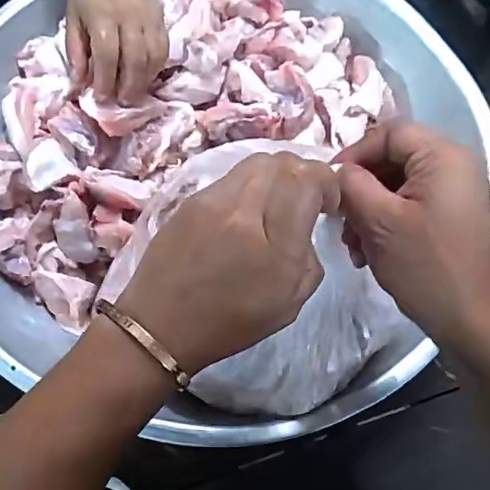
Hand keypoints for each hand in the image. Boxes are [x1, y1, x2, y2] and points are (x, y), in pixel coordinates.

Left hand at [66, 0, 167, 102]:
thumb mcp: (73, 16)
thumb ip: (76, 51)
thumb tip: (79, 84)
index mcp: (102, 15)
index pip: (106, 54)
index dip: (104, 80)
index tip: (102, 98)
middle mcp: (128, 16)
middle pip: (134, 59)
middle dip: (128, 86)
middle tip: (122, 103)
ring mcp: (148, 18)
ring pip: (152, 57)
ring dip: (144, 81)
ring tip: (135, 95)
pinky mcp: (161, 20)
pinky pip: (163, 51)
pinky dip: (156, 69)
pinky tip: (147, 78)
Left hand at [116, 153, 335, 370]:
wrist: (160, 327)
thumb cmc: (229, 325)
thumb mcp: (289, 305)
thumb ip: (309, 260)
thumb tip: (307, 228)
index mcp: (274, 247)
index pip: (308, 180)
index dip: (327, 182)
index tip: (329, 204)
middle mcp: (243, 212)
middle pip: (284, 162)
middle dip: (304, 173)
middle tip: (307, 198)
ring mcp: (212, 201)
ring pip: (256, 162)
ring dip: (277, 175)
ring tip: (278, 201)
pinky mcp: (190, 200)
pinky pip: (230, 177)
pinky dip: (249, 184)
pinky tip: (247, 210)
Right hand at [334, 123, 489, 348]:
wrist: (468, 316)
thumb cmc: (425, 266)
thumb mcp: (379, 221)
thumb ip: (353, 185)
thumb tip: (336, 172)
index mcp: (443, 156)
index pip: (389, 133)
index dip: (354, 154)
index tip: (330, 185)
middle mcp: (454, 165)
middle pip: (393, 159)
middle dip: (361, 188)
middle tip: (340, 220)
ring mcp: (454, 193)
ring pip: (397, 185)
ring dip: (369, 210)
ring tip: (354, 244)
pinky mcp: (450, 218)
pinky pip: (410, 205)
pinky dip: (386, 222)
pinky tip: (369, 252)